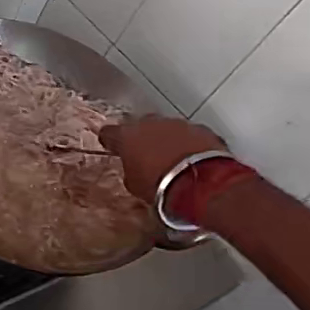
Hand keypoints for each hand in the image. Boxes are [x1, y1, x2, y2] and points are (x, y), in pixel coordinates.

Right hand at [97, 116, 228, 203]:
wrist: (201, 183)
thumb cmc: (159, 186)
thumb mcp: (135, 185)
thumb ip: (131, 170)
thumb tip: (136, 169)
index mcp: (126, 136)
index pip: (109, 132)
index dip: (111, 140)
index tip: (113, 147)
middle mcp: (149, 123)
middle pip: (139, 125)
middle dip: (141, 137)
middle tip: (145, 153)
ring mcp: (176, 123)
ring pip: (166, 128)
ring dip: (166, 139)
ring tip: (171, 158)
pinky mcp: (201, 128)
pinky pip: (189, 134)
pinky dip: (188, 143)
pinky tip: (191, 158)